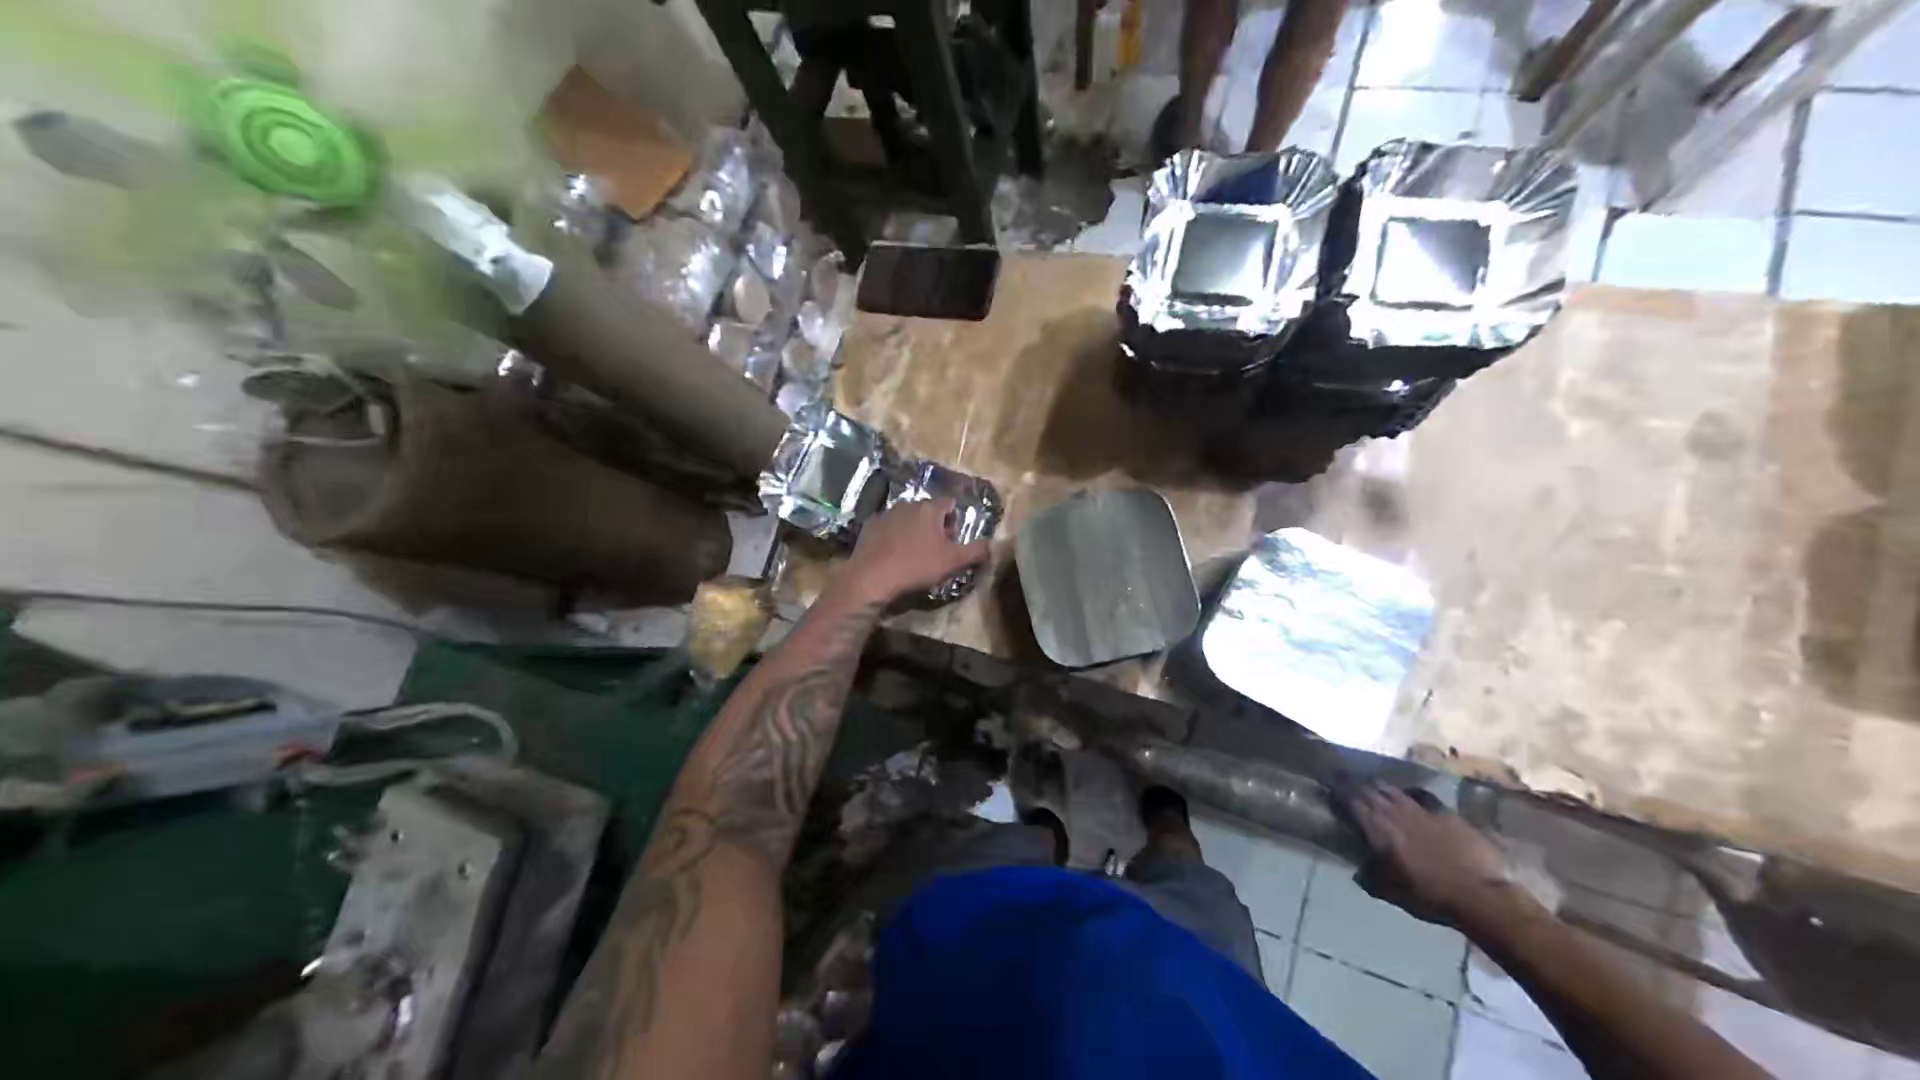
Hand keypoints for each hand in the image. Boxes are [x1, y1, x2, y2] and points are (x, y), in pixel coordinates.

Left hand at [837, 498, 990, 604]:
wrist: (872, 577)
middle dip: (934, 527)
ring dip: (913, 531)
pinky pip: (888, 527)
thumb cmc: (917, 566)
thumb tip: (994, 544)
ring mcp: (886, 513)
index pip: (949, 504)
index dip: (954, 521)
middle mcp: (908, 504)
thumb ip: (976, 551)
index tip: (951, 542)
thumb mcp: (953, 562)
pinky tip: (893, 556)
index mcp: (930, 509)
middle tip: (935, 551)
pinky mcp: (869, 525)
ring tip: (913, 555)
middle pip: (928, 510)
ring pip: (907, 518)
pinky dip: (893, 536)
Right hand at [1346, 784, 1518, 927]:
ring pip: (1393, 788)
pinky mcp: (1446, 812)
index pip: (1350, 798)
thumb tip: (1358, 871)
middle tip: (1345, 781)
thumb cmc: (1431, 896)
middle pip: (1369, 788)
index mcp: (1378, 828)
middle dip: (1354, 782)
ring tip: (1373, 787)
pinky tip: (1411, 797)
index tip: (1327, 781)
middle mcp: (1395, 811)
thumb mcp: (1392, 892)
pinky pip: (1421, 795)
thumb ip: (1370, 878)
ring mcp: (1422, 809)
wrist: (1481, 896)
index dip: (1337, 787)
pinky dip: (1410, 794)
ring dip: (1379, 786)